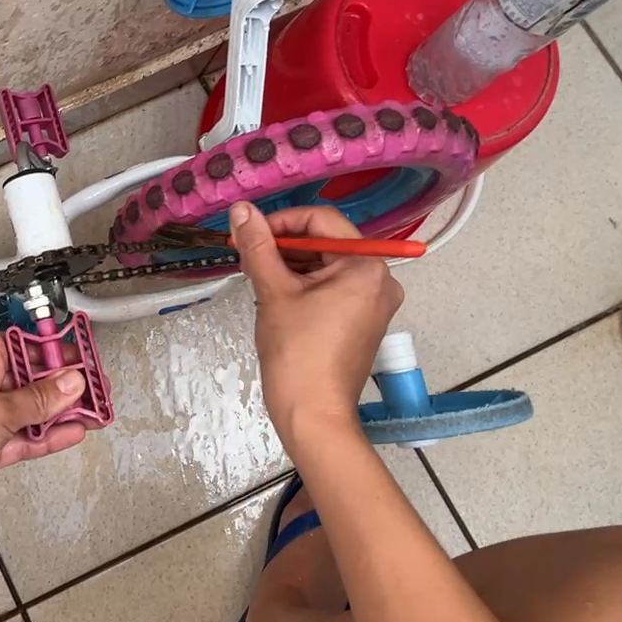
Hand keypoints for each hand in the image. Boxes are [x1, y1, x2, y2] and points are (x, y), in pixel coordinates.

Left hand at [0, 335, 88, 539]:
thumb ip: (37, 399)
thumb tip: (70, 381)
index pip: (22, 345)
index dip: (53, 349)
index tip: (83, 355)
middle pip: (29, 378)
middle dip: (63, 383)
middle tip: (97, 387)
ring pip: (30, 410)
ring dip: (60, 412)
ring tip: (95, 411)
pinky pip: (23, 438)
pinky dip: (47, 437)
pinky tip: (73, 433)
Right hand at [231, 202, 403, 432]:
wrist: (312, 412)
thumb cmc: (296, 351)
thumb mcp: (272, 291)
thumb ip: (257, 245)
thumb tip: (241, 209)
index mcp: (366, 266)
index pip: (321, 221)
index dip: (281, 221)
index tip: (249, 233)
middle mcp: (380, 278)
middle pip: (325, 242)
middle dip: (283, 246)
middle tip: (248, 257)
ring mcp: (374, 302)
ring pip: (325, 265)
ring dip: (290, 266)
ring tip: (258, 280)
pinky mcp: (363, 320)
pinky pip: (331, 287)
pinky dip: (303, 285)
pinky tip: (276, 297)